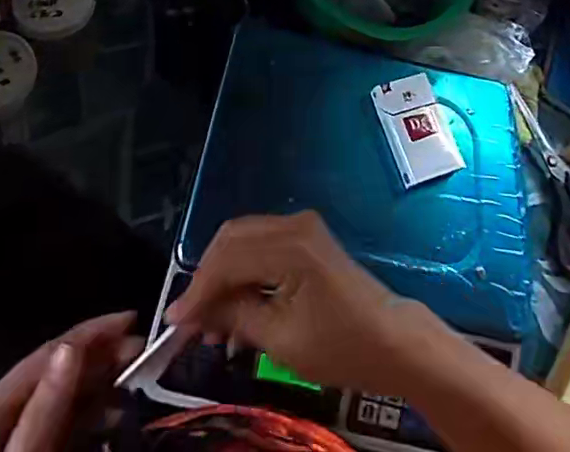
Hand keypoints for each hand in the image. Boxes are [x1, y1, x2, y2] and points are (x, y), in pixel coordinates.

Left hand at [0, 312, 142, 451]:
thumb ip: (45, 409)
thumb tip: (72, 348)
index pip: (49, 354)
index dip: (92, 333)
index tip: (135, 321)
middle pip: (54, 373)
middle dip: (101, 359)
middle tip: (145, 351)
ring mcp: (5, 440)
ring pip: (59, 399)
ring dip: (98, 387)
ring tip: (135, 384)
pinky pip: (57, 427)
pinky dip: (86, 417)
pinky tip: (112, 418)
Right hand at [164, 211, 446, 399]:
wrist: (394, 341)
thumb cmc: (342, 345)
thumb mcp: (281, 340)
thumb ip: (234, 317)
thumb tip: (194, 314)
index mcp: (289, 245)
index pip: (227, 258)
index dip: (197, 289)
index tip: (175, 320)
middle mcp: (292, 224)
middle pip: (231, 240)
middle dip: (207, 279)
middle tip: (192, 320)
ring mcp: (300, 226)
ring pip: (242, 241)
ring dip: (223, 275)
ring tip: (213, 322)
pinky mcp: (304, 236)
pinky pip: (260, 245)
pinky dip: (243, 271)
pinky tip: (236, 304)